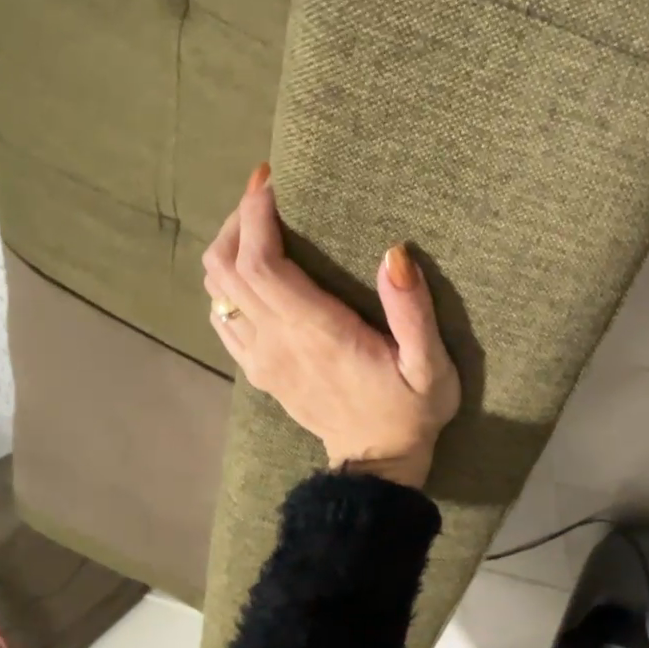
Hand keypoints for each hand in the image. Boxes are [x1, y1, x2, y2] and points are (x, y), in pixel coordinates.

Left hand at [202, 163, 460, 488]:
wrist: (377, 467)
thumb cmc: (412, 410)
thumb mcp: (431, 366)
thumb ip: (413, 312)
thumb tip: (393, 254)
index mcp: (317, 333)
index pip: (263, 264)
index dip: (256, 217)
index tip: (270, 180)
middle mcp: (276, 341)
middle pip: (227, 267)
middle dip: (238, 220)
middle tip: (268, 191)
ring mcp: (260, 357)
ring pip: (217, 289)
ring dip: (228, 246)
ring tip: (260, 222)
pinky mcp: (258, 369)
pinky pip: (221, 315)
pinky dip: (226, 282)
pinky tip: (251, 270)